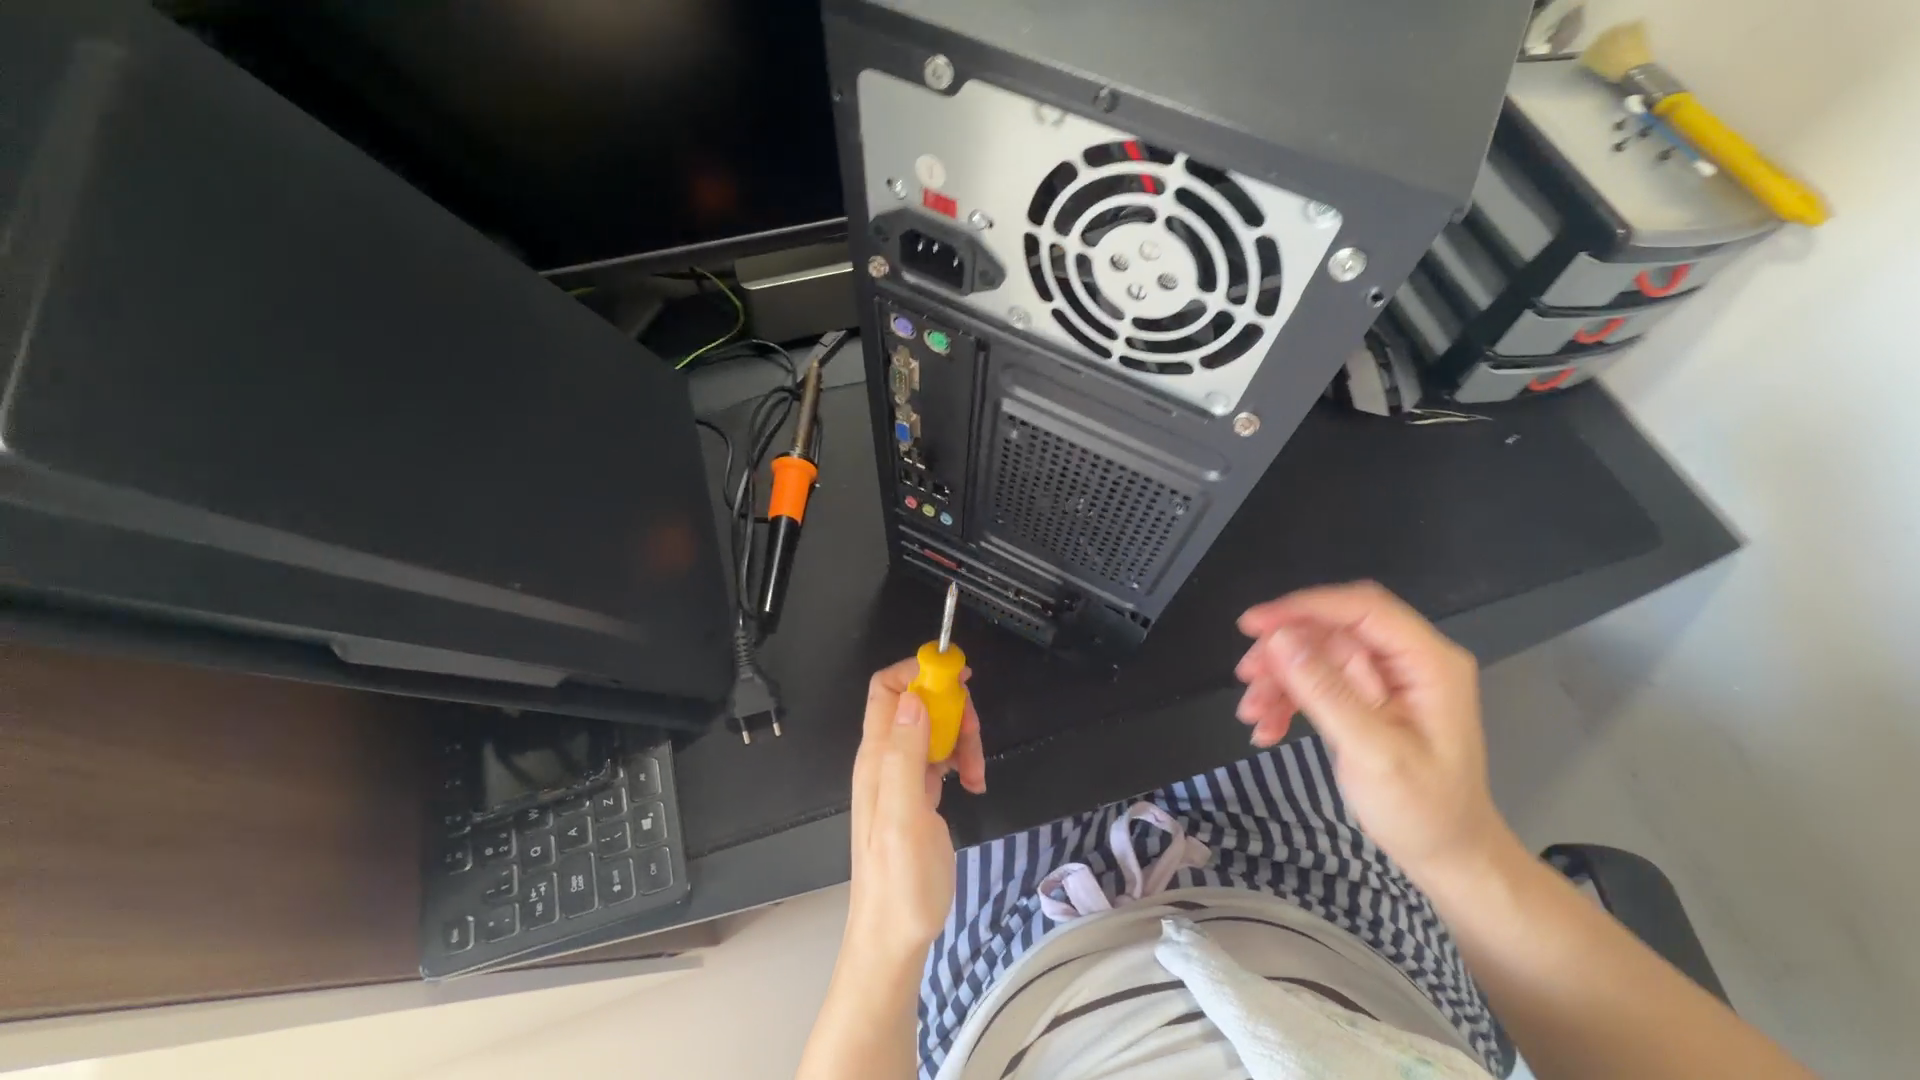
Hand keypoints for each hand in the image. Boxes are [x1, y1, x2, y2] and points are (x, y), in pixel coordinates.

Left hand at [845, 658, 985, 965]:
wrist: (895, 936)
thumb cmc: (900, 883)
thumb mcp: (902, 817)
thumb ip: (904, 756)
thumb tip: (915, 697)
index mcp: (876, 758)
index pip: (888, 690)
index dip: (919, 672)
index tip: (958, 680)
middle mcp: (885, 761)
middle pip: (918, 704)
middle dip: (951, 709)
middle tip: (973, 738)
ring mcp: (902, 778)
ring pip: (934, 729)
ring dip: (961, 738)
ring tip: (976, 770)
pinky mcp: (919, 796)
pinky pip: (941, 758)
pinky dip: (961, 761)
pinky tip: (973, 783)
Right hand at [1233, 581, 1518, 881]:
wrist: (1448, 858)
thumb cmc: (1424, 811)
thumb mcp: (1373, 753)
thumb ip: (1326, 692)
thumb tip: (1280, 639)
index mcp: (1428, 663)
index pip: (1363, 610)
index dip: (1305, 608)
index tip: (1253, 625)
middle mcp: (1408, 662)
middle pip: (1333, 631)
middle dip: (1284, 651)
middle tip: (1245, 675)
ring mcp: (1386, 682)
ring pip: (1317, 656)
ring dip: (1279, 680)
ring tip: (1250, 713)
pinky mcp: (1366, 702)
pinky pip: (1317, 684)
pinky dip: (1287, 702)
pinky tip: (1266, 729)